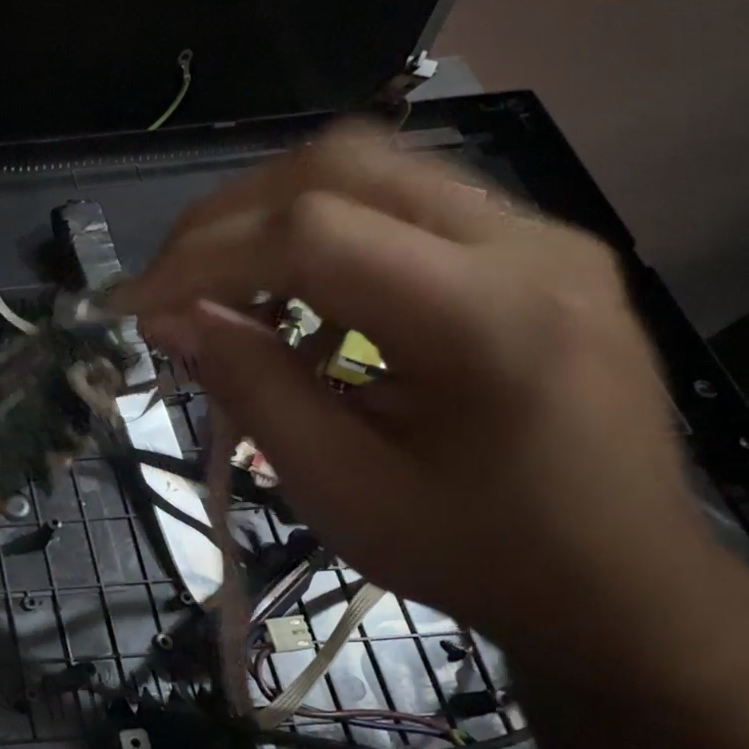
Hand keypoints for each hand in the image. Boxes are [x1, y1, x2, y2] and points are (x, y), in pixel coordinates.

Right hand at [114, 122, 706, 641]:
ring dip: (267, 215)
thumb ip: (251, 387)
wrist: (618, 582)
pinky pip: (401, 200)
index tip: (130, 309)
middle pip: (339, 166)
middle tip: (164, 287)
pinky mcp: (532, 248)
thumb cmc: (473, 552)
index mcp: (487, 317)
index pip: (311, 233)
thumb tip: (166, 319)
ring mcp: (539, 235)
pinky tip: (291, 295)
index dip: (199, 261)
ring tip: (215, 286)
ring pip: (369, 167)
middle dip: (225, 220)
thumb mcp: (339, 487)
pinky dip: (318, 230)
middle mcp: (527, 244)